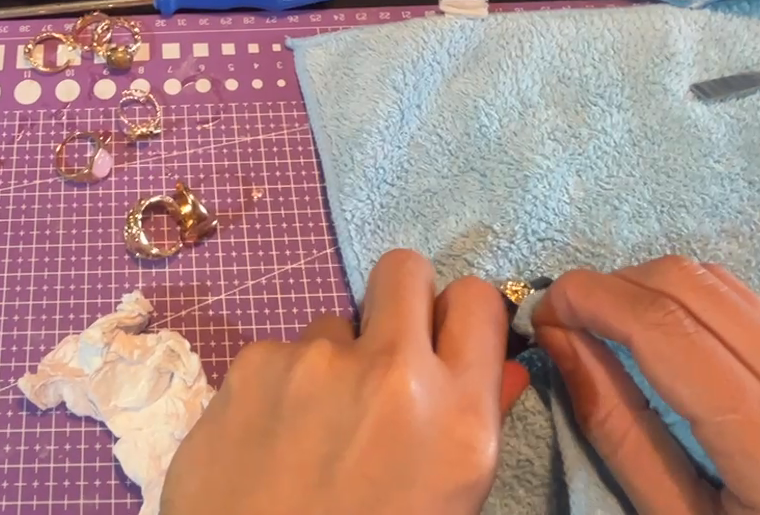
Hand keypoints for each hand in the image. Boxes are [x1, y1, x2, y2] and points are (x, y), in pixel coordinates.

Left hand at [162, 250, 527, 514]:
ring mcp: (317, 358)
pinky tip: (270, 437)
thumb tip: (504, 365)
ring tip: (316, 429)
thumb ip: (474, 425)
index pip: (477, 301)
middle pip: (403, 268)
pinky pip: (283, 351)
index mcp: (458, 421)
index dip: (459, 312)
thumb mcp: (446, 508)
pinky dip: (283, 383)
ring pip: (335, 321)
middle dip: (400, 297)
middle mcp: (392, 372)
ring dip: (334, 360)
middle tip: (385, 346)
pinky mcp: (256, 359)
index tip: (443, 334)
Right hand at [533, 257, 759, 514]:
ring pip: (726, 288)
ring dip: (648, 288)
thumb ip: (620, 432)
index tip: (541, 315)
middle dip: (610, 285)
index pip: (666, 328)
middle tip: (565, 319)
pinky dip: (691, 308)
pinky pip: (757, 317)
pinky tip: (664, 344)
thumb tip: (560, 341)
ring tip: (608, 328)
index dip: (588, 299)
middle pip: (693, 285)